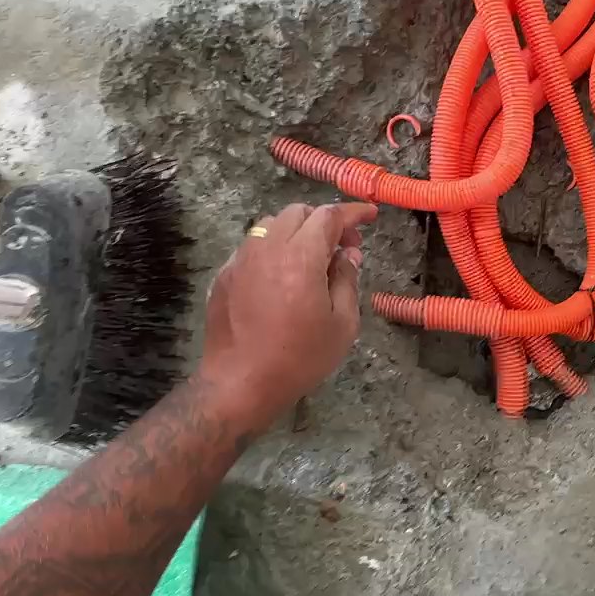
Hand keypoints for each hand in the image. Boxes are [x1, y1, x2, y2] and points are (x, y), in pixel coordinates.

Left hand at [196, 201, 378, 431]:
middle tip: (345, 248)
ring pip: (270, 225)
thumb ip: (347, 281)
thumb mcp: (342, 324)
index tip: (370, 214)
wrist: (241, 382)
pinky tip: (284, 278)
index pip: (328, 217)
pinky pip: (252, 247)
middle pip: (297, 213)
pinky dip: (274, 250)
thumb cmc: (301, 357)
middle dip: (325, 221)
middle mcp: (267, 248)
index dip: (352, 212)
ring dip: (297, 232)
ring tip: (313, 261)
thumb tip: (348, 256)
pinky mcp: (224, 275)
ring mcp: (240, 260)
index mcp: (300, 257)